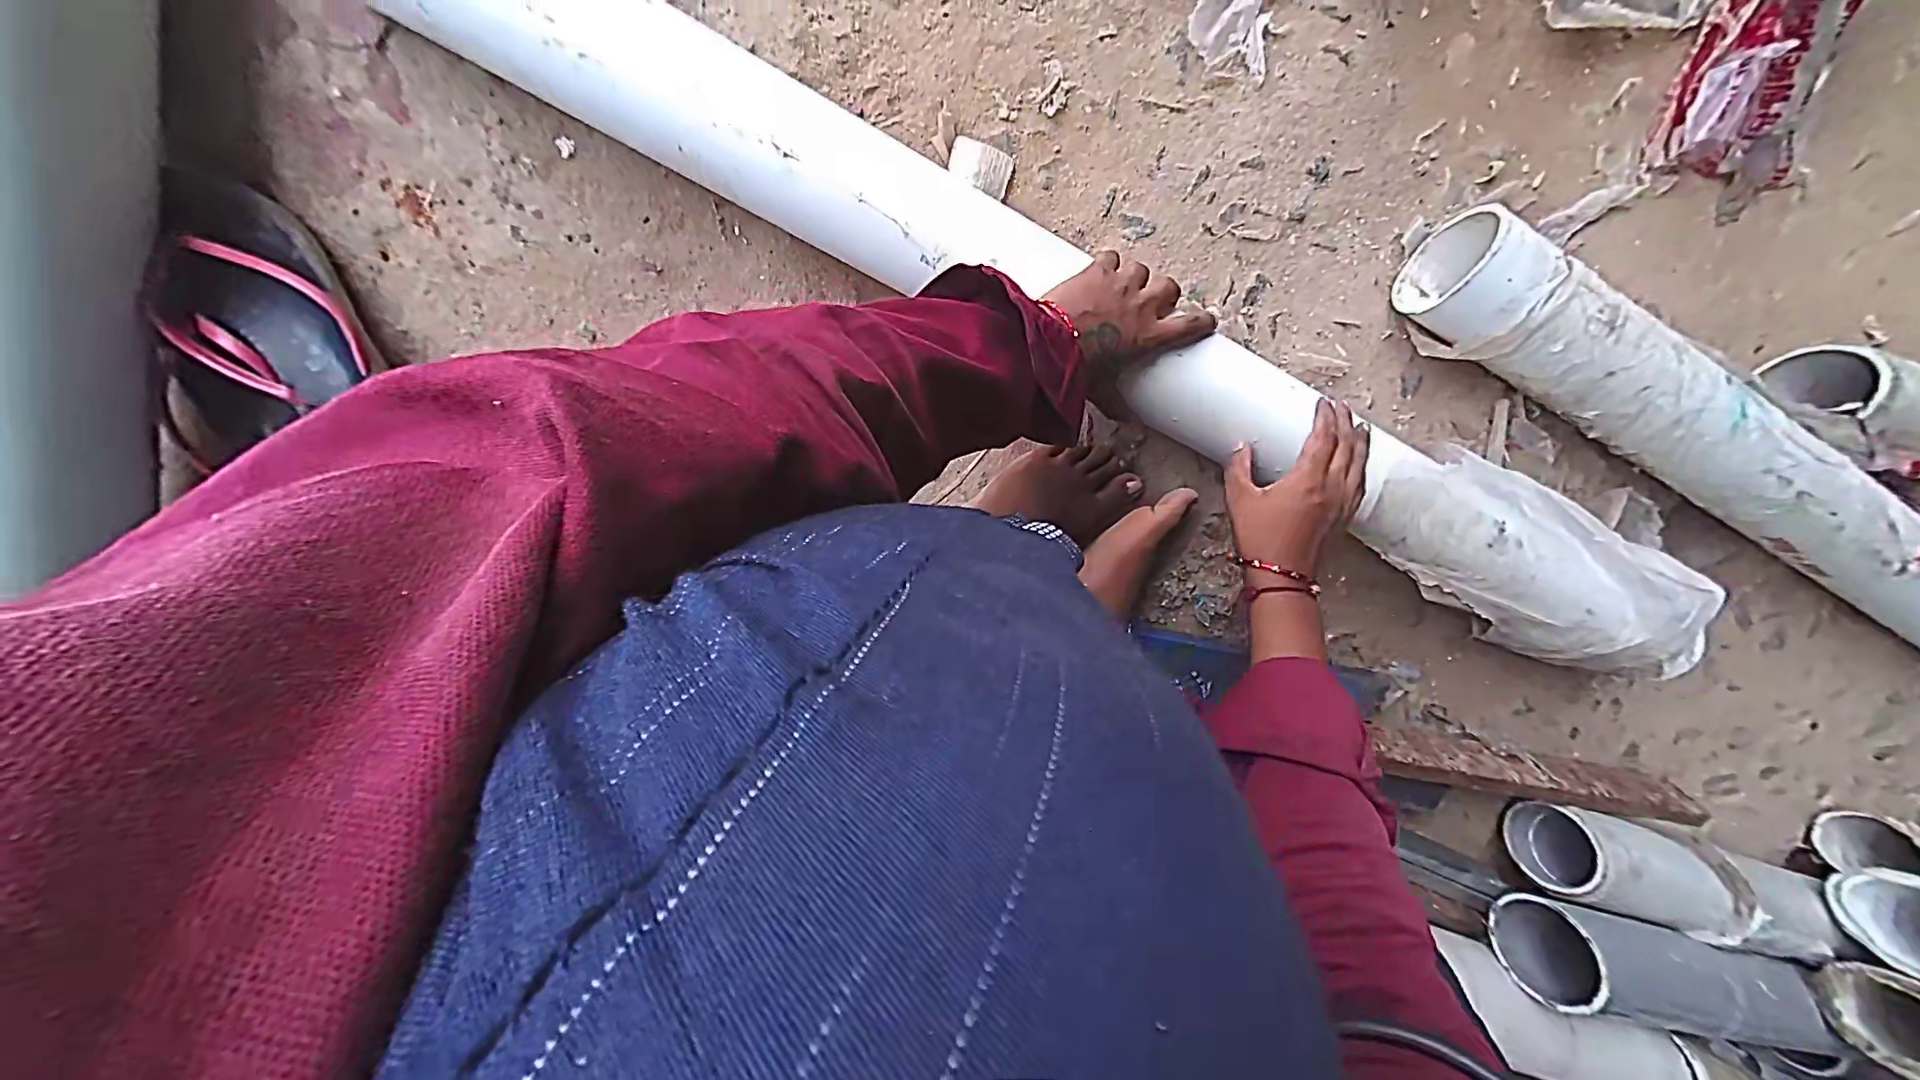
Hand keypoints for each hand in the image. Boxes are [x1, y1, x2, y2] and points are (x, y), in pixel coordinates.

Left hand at [1042, 251, 1215, 417]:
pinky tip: (1096, 276)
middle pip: (1169, 288)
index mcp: (1149, 336)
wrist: (1050, 344)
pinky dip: (1106, 265)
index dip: (1201, 321)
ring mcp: (1121, 284)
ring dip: (1133, 278)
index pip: (1191, 325)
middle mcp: (1142, 306)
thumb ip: (1118, 404)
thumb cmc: (1077, 369)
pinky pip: (1112, 258)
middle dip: (1162, 294)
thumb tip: (1127, 422)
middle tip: (1147, 304)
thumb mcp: (1104, 391)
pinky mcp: (1099, 270)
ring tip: (1118, 289)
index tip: (1204, 321)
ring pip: (1141, 269)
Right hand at [1225, 399, 1369, 580]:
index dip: (1325, 417)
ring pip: (1359, 464)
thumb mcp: (1239, 500)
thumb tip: (1241, 449)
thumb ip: (1239, 469)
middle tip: (1342, 409)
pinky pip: (1360, 484)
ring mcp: (1341, 503)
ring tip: (1360, 428)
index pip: (1323, 438)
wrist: (1280, 574)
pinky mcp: (1343, 517)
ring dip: (1360, 443)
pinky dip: (1362, 467)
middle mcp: (1331, 488)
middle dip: (1345, 424)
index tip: (1323, 404)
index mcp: (1307, 480)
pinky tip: (1360, 465)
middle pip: (1346, 447)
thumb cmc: (1260, 539)